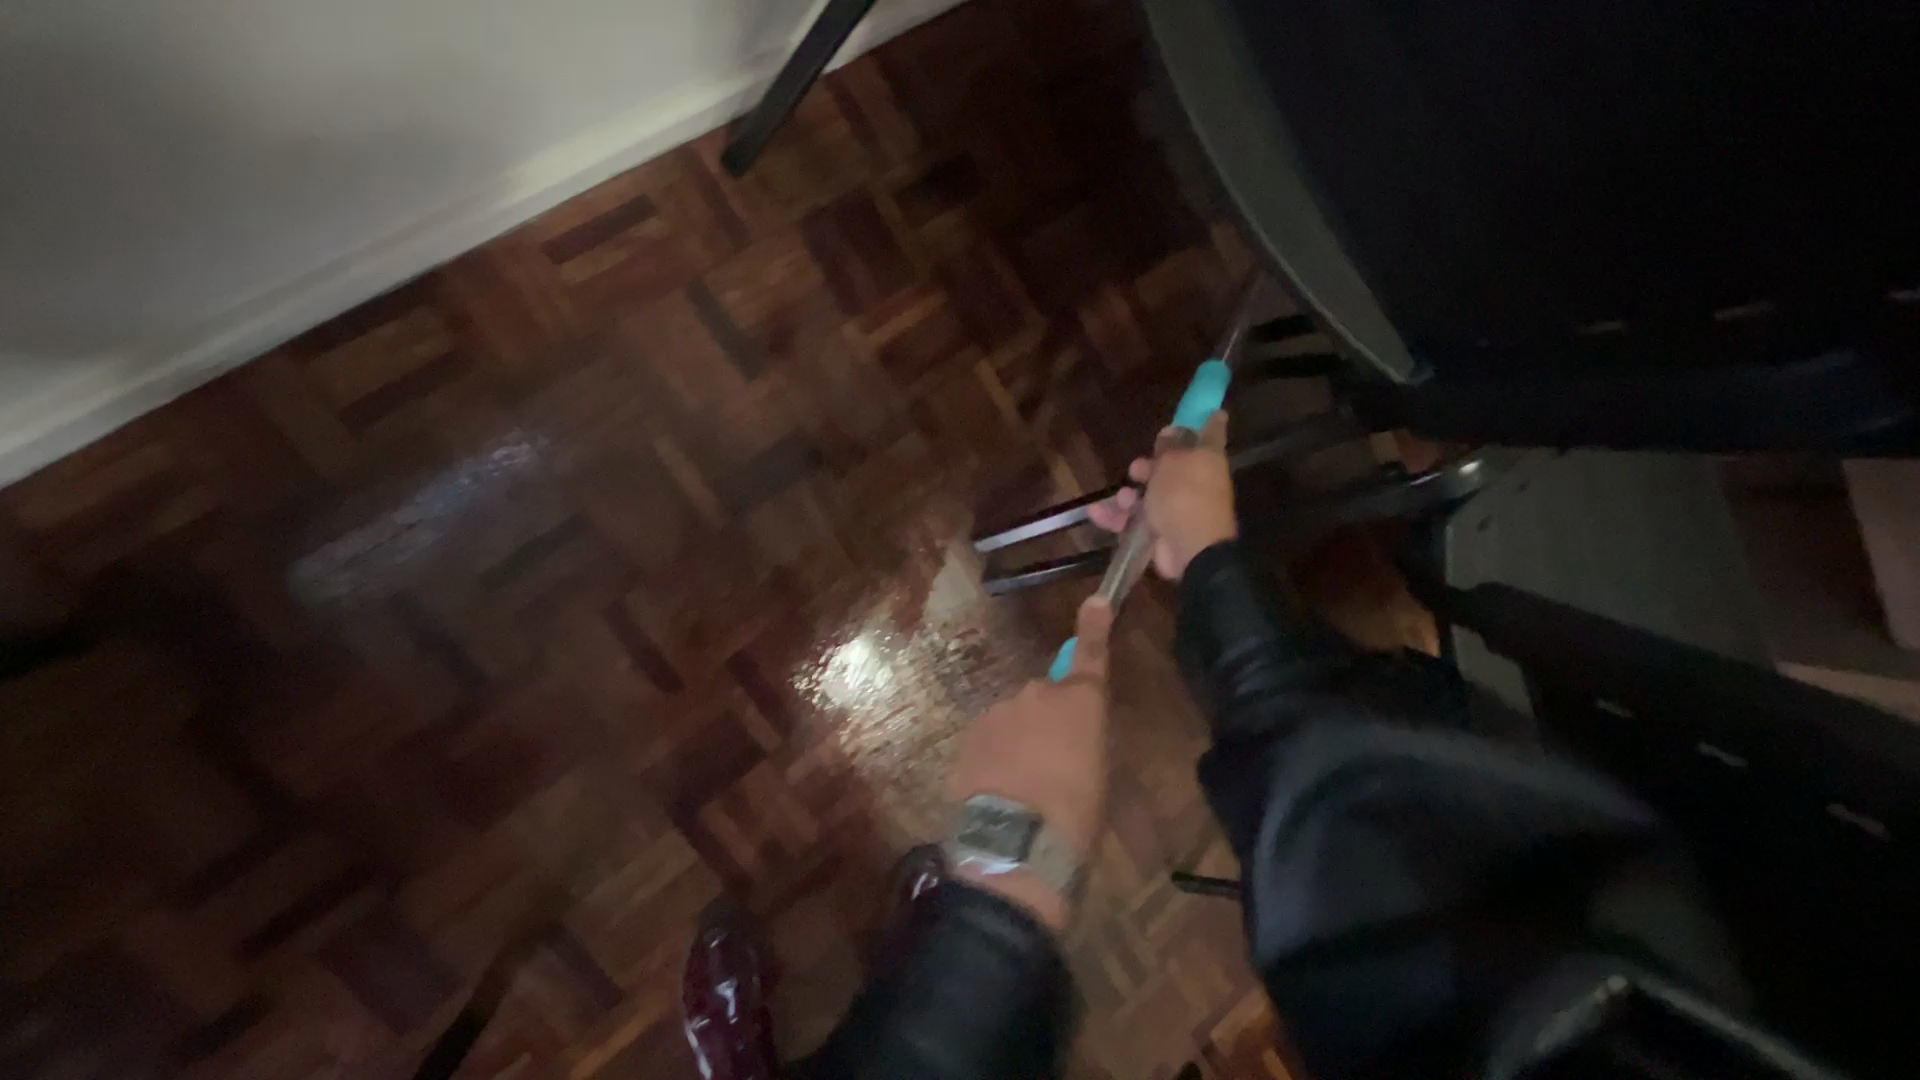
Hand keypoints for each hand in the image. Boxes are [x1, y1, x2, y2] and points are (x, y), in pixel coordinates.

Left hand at [947, 597, 1113, 927]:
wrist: (1016, 845)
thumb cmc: (1076, 816)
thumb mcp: (1097, 776)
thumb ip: (1082, 740)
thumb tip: (1069, 736)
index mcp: (1079, 702)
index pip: (1090, 655)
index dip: (1094, 627)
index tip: (1096, 600)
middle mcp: (1036, 694)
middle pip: (1044, 699)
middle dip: (1047, 722)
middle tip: (1053, 767)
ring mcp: (998, 711)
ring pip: (1013, 720)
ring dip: (1018, 741)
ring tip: (1023, 789)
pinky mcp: (969, 734)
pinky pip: (989, 739)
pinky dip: (994, 757)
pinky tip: (999, 792)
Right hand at [1086, 412, 1235, 580]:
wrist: (1189, 548)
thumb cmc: (1184, 495)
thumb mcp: (1172, 462)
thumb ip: (1169, 446)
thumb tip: (1171, 430)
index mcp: (1206, 460)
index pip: (1211, 432)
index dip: (1206, 419)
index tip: (1203, 410)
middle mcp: (1196, 483)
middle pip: (1172, 467)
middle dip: (1150, 466)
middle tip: (1136, 467)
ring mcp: (1179, 510)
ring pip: (1150, 495)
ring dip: (1130, 496)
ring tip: (1122, 498)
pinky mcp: (1161, 533)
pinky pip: (1135, 521)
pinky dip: (1117, 518)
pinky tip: (1097, 513)